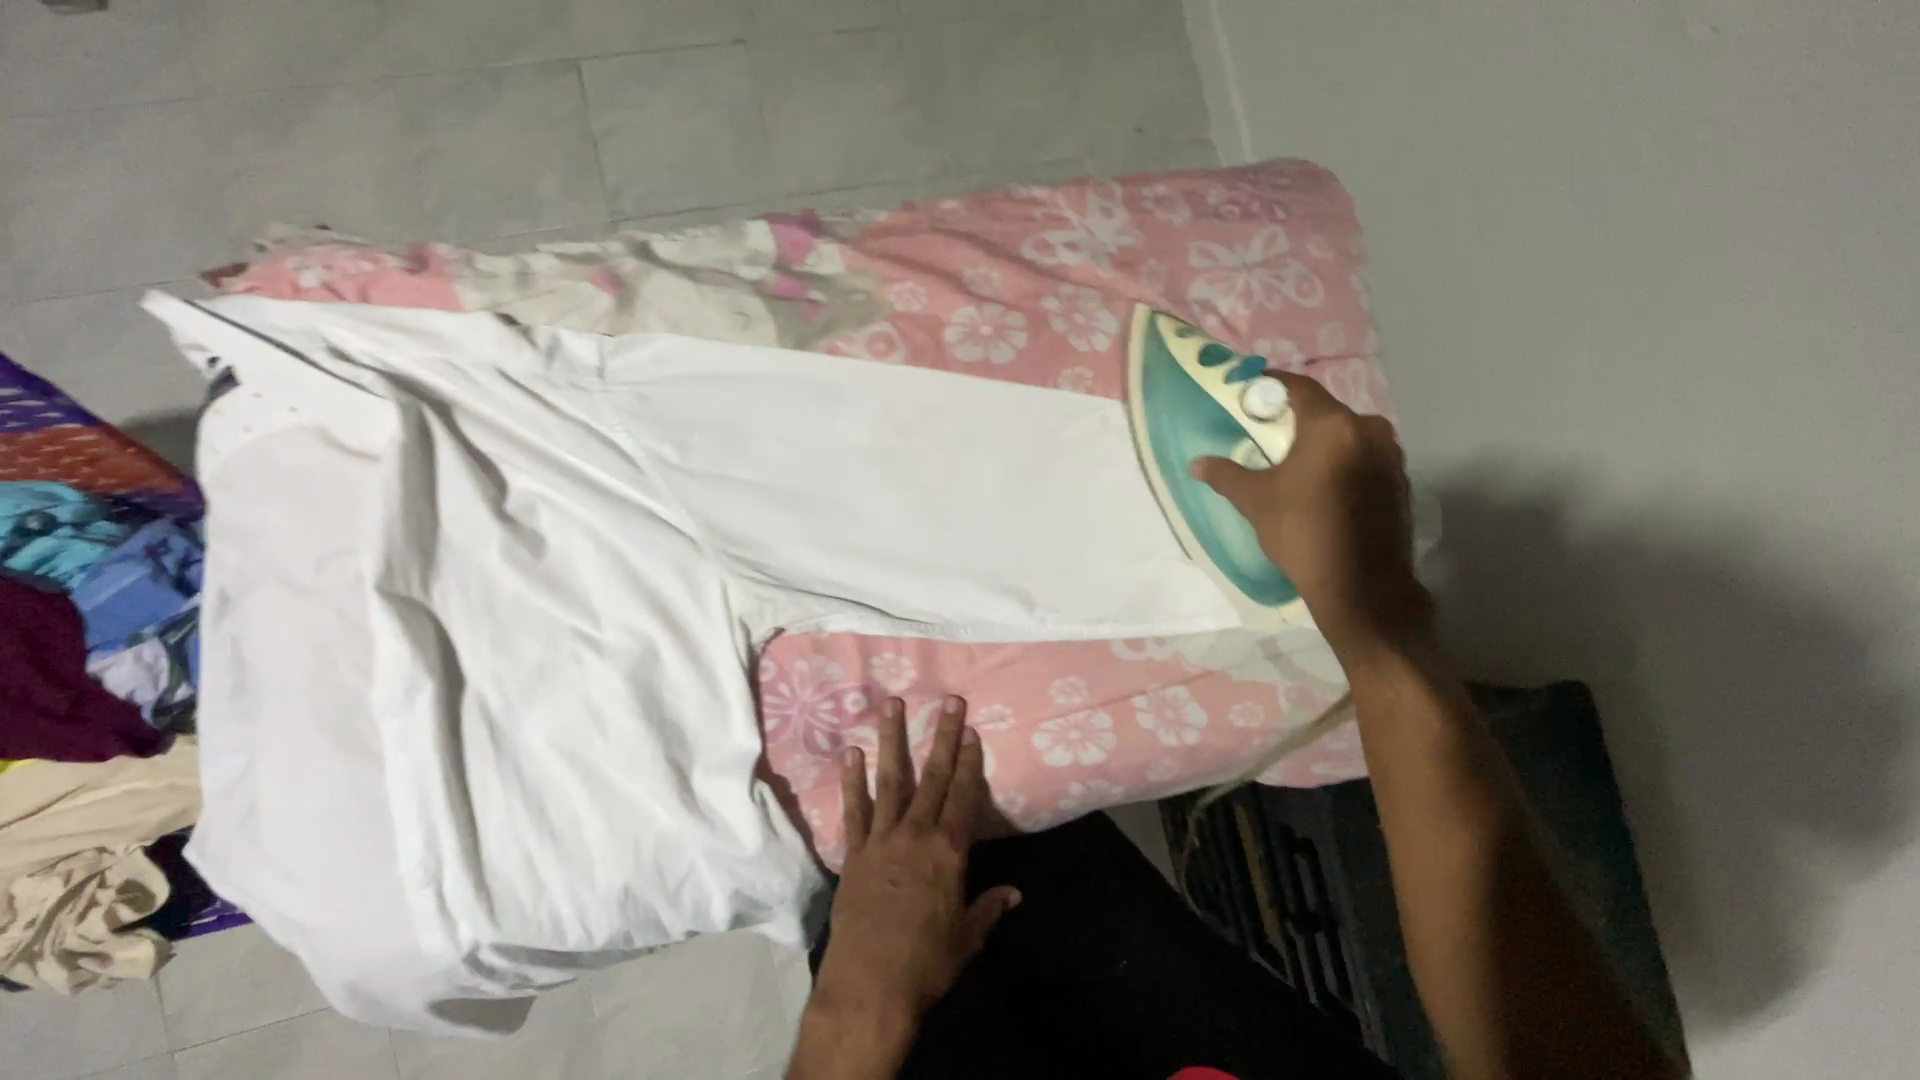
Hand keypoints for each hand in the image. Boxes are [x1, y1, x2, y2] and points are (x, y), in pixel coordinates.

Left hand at [789, 697, 1019, 1078]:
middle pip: (933, 778)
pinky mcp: (853, 854)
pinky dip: (851, 781)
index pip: (964, 797)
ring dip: (892, 741)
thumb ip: (988, 908)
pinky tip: (850, 754)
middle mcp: (916, 835)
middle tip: (948, 701)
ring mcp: (881, 840)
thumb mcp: (967, 938)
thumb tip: (1014, 893)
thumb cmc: (926, 964)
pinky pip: (853, 810)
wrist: (869, 987)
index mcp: (949, 852)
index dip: (970, 762)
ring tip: (891, 704)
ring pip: (891, 781)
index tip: (973, 730)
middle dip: (942, 737)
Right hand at [1191, 371, 1430, 657]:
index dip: (1272, 386)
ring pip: (1348, 437)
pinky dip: (1342, 464)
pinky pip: (1364, 460)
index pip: (1299, 388)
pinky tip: (1323, 488)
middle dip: (1296, 420)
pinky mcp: (1399, 483)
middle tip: (1268, 434)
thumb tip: (1198, 464)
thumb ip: (1227, 476)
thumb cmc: (1303, 534)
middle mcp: (1369, 431)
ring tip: (1295, 463)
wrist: (1363, 586)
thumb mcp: (1256, 502)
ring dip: (1322, 444)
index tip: (1250, 393)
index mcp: (1334, 426)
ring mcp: (1391, 457)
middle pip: (1326, 412)